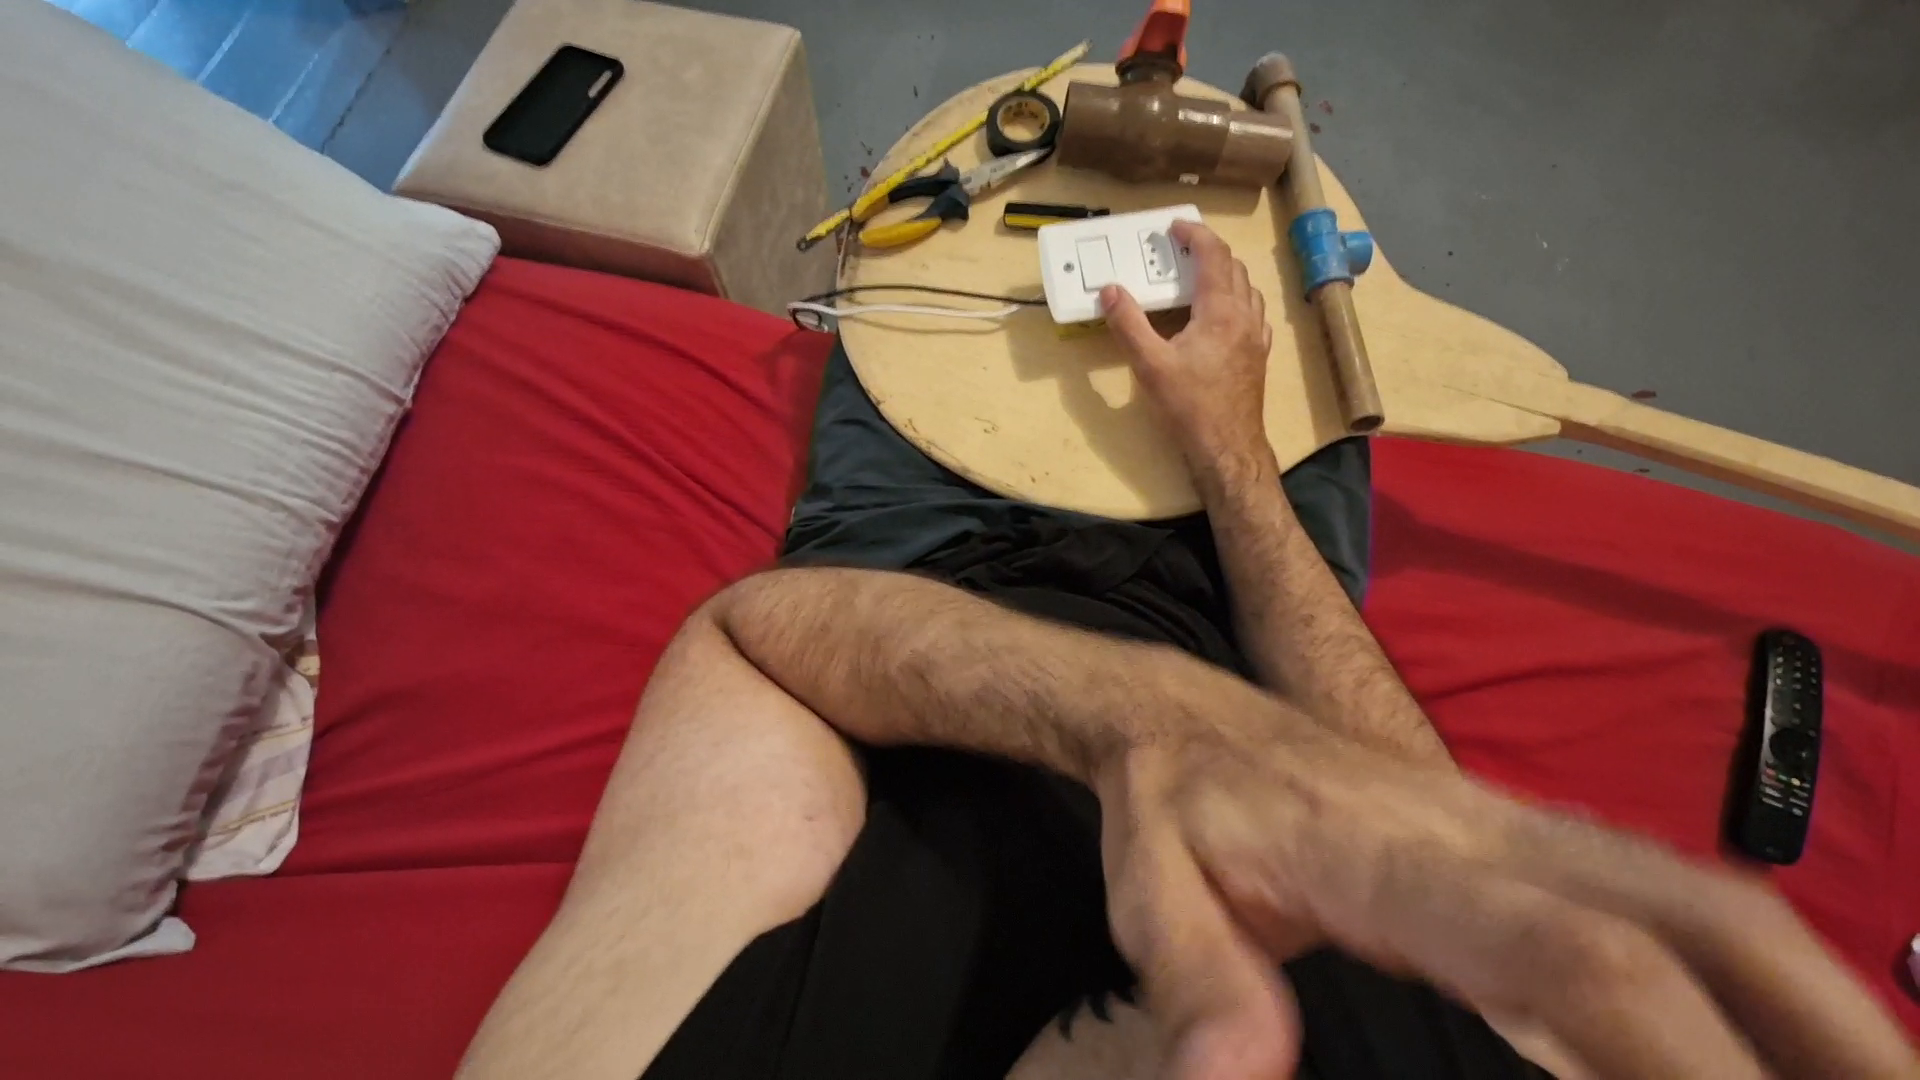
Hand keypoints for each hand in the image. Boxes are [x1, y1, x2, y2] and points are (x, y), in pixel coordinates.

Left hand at [1091, 715, 1918, 1079]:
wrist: (1177, 715)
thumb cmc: (1167, 803)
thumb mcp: (1151, 888)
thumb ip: (1198, 982)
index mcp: (1386, 855)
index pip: (1570, 960)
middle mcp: (1474, 826)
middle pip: (1698, 916)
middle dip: (1839, 1049)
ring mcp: (1495, 816)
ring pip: (1699, 894)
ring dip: (1821, 1012)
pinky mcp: (1496, 823)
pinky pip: (1649, 888)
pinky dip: (1745, 972)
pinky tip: (1769, 1046)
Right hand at [1100, 222, 1275, 478]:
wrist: (1227, 445)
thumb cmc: (1189, 405)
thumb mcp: (1150, 365)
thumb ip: (1129, 324)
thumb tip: (1110, 291)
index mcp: (1220, 311)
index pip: (1213, 256)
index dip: (1195, 234)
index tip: (1175, 227)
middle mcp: (1244, 316)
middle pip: (1233, 267)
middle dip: (1208, 250)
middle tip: (1181, 249)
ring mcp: (1256, 336)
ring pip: (1247, 289)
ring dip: (1225, 273)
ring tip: (1199, 277)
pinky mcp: (1258, 355)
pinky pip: (1252, 313)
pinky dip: (1236, 299)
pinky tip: (1222, 315)